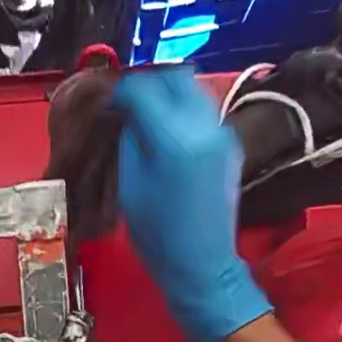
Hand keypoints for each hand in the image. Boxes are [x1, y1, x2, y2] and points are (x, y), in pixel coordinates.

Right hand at [111, 67, 271, 341]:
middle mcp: (203, 126)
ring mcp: (222, 134)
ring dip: (169, 95)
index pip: (144, 89)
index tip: (111, 104)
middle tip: (130, 104)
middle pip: (175, 76)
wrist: (202, 265)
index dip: (122, 92)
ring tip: (149, 117)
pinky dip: (184, 113)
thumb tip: (129, 116)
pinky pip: (204, 113)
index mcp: (174, 139)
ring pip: (194, 90)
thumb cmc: (158, 237)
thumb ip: (130, 143)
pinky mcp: (230, 146)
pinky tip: (170, 136)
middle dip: (149, 84)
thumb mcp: (130, 189)